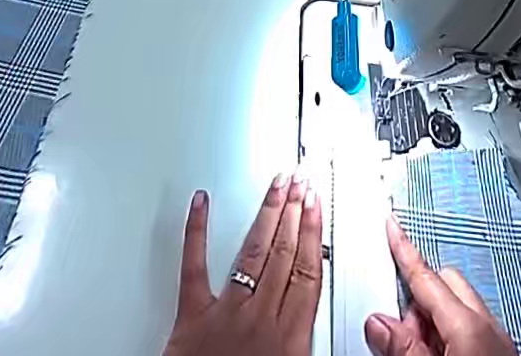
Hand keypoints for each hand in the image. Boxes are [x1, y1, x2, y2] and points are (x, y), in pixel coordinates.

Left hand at [163, 175, 323, 355]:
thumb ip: (306, 350)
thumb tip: (328, 336)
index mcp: (288, 342)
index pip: (307, 273)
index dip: (313, 233)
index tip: (316, 205)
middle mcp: (259, 320)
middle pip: (284, 253)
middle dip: (294, 211)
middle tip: (299, 180)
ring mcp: (226, 312)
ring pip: (253, 251)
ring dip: (267, 213)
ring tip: (275, 184)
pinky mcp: (191, 315)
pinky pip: (194, 264)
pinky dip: (196, 229)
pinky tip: (200, 202)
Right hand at [363, 217, 514, 355]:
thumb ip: (403, 344)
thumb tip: (378, 323)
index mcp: (469, 323)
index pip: (426, 273)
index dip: (404, 247)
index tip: (392, 223)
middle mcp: (489, 326)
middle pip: (445, 283)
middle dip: (419, 294)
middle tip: (400, 325)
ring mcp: (501, 343)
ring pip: (459, 307)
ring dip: (434, 318)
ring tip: (419, 350)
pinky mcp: (504, 355)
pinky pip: (472, 328)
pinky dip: (452, 334)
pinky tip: (439, 354)